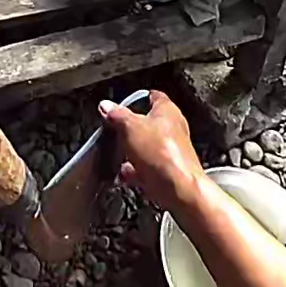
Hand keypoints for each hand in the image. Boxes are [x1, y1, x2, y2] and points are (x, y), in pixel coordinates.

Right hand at [98, 90, 205, 211]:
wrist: (178, 190)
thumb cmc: (163, 154)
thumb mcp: (130, 128)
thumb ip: (117, 116)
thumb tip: (106, 106)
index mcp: (168, 111)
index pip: (153, 96)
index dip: (137, 98)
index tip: (123, 104)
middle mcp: (173, 129)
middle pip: (147, 124)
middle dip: (130, 130)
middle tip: (116, 132)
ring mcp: (171, 152)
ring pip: (146, 148)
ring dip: (131, 153)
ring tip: (118, 156)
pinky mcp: (167, 172)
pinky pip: (147, 168)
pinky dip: (135, 171)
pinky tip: (125, 175)